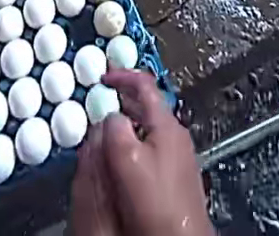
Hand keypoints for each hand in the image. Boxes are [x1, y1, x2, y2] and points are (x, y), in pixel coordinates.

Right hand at [69, 68, 212, 235]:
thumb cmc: (158, 203)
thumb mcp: (128, 160)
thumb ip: (115, 129)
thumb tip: (110, 116)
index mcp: (167, 124)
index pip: (145, 84)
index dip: (122, 76)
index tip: (103, 77)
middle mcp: (176, 135)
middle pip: (147, 105)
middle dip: (122, 100)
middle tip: (101, 102)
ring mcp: (178, 156)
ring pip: (147, 127)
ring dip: (126, 123)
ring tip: (106, 130)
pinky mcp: (175, 177)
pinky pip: (150, 147)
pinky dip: (133, 143)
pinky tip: (121, 160)